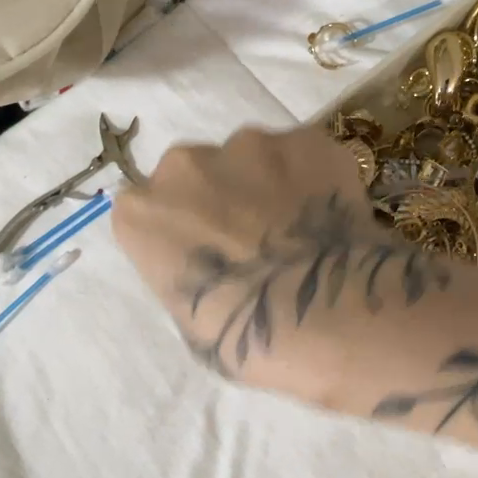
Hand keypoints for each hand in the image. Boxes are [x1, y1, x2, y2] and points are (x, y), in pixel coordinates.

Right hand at [113, 125, 379, 372]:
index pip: (152, 209)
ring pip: (256, 157)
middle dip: (225, 197)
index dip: (186, 229)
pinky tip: (336, 215)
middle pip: (200, 173)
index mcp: (142, 213)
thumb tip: (215, 263)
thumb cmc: (248, 337)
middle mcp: (186, 165)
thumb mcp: (190, 317)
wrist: (325, 312)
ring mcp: (250, 145)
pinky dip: (320, 178)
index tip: (213, 252)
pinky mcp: (308, 140)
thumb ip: (187, 271)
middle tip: (262, 237)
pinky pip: (308, 155)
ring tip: (305, 227)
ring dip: (273, 183)